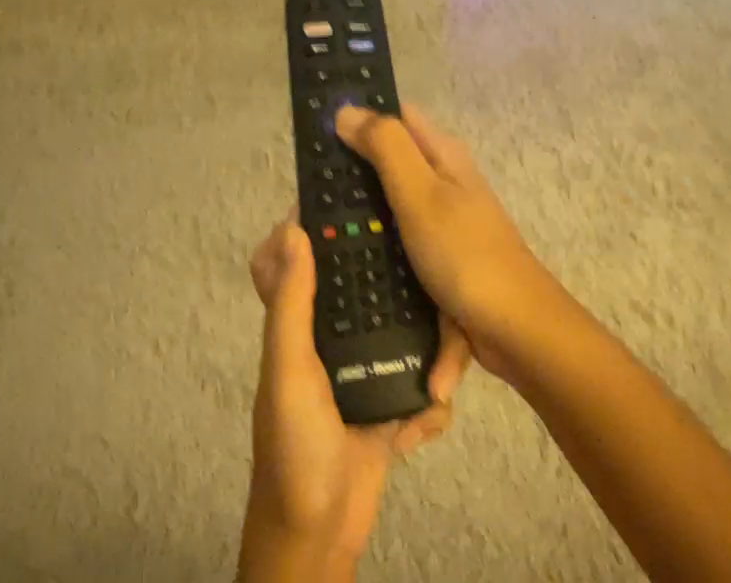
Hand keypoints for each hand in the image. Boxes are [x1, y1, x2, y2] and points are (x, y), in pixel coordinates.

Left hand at [240, 212, 470, 580]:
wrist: (320, 533)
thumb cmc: (294, 447)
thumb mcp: (288, 372)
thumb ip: (293, 305)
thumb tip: (294, 228)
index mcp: (298, 329)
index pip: (297, 264)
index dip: (313, 228)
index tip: (354, 197)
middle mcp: (331, 342)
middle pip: (364, 292)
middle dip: (394, 284)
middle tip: (429, 265)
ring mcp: (364, 374)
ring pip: (405, 335)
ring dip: (428, 353)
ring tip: (442, 366)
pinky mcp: (391, 404)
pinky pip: (422, 384)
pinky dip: (429, 405)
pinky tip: (422, 424)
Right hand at [334, 105, 558, 373]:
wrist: (515, 331)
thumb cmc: (466, 255)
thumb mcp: (422, 194)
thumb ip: (387, 149)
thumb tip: (345, 109)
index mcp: (444, 157)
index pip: (396, 118)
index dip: (358, 119)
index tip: (312, 135)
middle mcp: (444, 185)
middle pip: (388, 168)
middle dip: (349, 178)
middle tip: (301, 197)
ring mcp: (441, 228)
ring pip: (387, 215)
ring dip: (358, 224)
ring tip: (309, 238)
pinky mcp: (437, 265)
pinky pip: (395, 255)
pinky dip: (376, 261)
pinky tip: (342, 274)